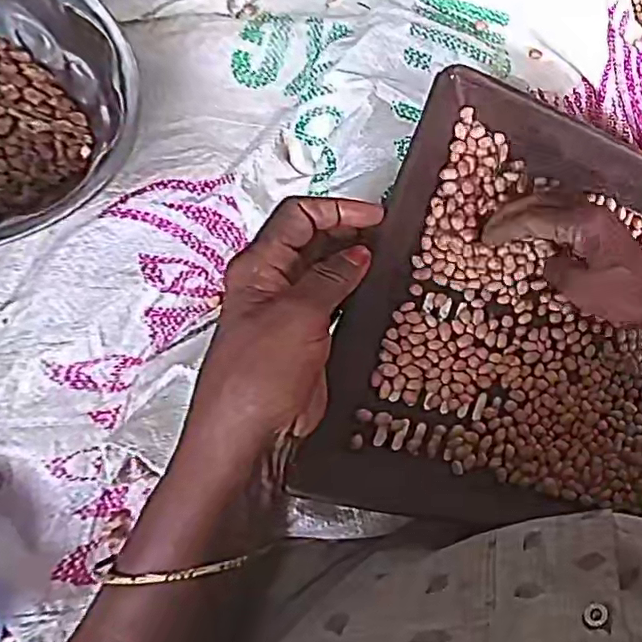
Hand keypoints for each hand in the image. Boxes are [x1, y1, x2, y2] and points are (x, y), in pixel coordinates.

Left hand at [183, 197, 381, 460]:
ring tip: (390, 255)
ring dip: (356, 258)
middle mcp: (272, 283)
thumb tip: (358, 254)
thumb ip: (330, 279)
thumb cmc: (258, 375)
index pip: (299, 218)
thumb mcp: (298, 315)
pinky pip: (336, 298)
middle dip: (349, 228)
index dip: (339, 210)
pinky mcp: (310, 333)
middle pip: (313, 239)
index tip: (377, 216)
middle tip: (389, 232)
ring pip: (327, 268)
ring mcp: (292, 309)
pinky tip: (377, 288)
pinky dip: (357, 287)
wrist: (252, 431)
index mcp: (258, 268)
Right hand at [482, 193, 641, 326]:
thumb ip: (554, 269)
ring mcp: (600, 216)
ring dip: (528, 210)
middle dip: (511, 213)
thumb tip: (546, 259)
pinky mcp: (605, 227)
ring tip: (506, 225)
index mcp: (583, 222)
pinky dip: (546, 217)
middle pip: (541, 200)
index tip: (486, 239)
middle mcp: (591, 210)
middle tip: (489, 228)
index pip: (533, 217)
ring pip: (554, 202)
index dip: (506, 228)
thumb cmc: (624, 298)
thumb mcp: (580, 289)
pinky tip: (537, 229)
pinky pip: (567, 212)